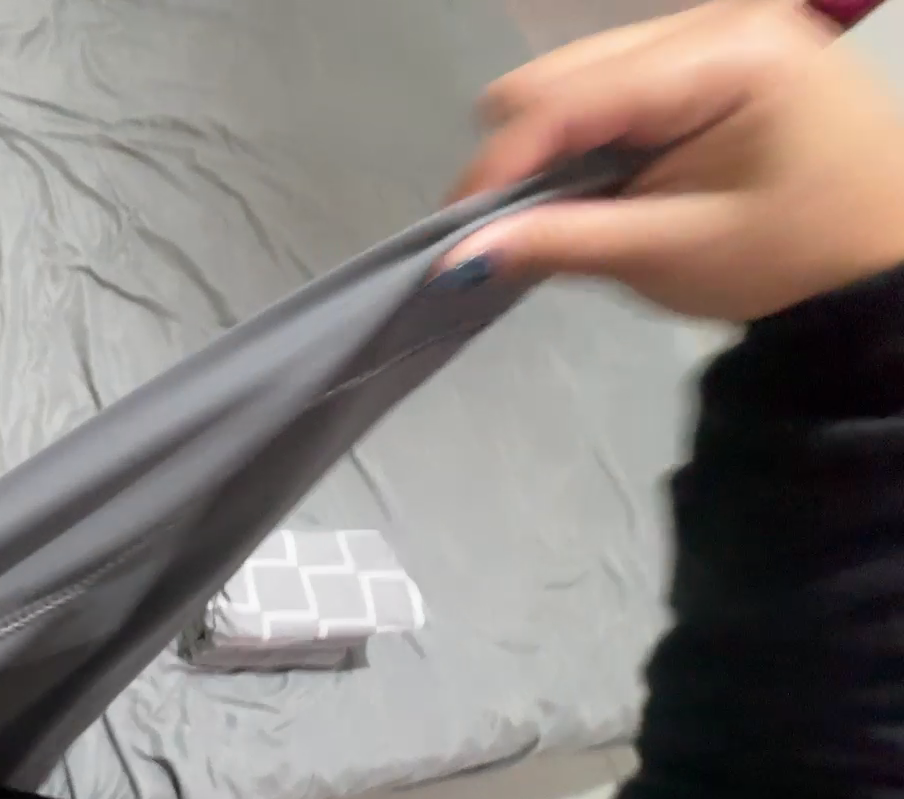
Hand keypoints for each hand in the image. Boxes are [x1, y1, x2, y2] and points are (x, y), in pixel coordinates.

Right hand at [445, 0, 903, 320]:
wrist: (871, 255)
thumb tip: (452, 259)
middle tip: (509, 224)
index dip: (495, 168)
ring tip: (554, 205)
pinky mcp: (689, 62)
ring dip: (534, 151)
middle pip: (551, 78)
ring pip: (558, 83)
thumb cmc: (785, 254)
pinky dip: (562, 144)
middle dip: (513, 157)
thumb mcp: (662, 253)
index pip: (564, 101)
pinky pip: (586, 93)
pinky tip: (585, 180)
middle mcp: (710, 25)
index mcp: (723, 59)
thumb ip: (554, 244)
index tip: (455, 234)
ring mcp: (701, 37)